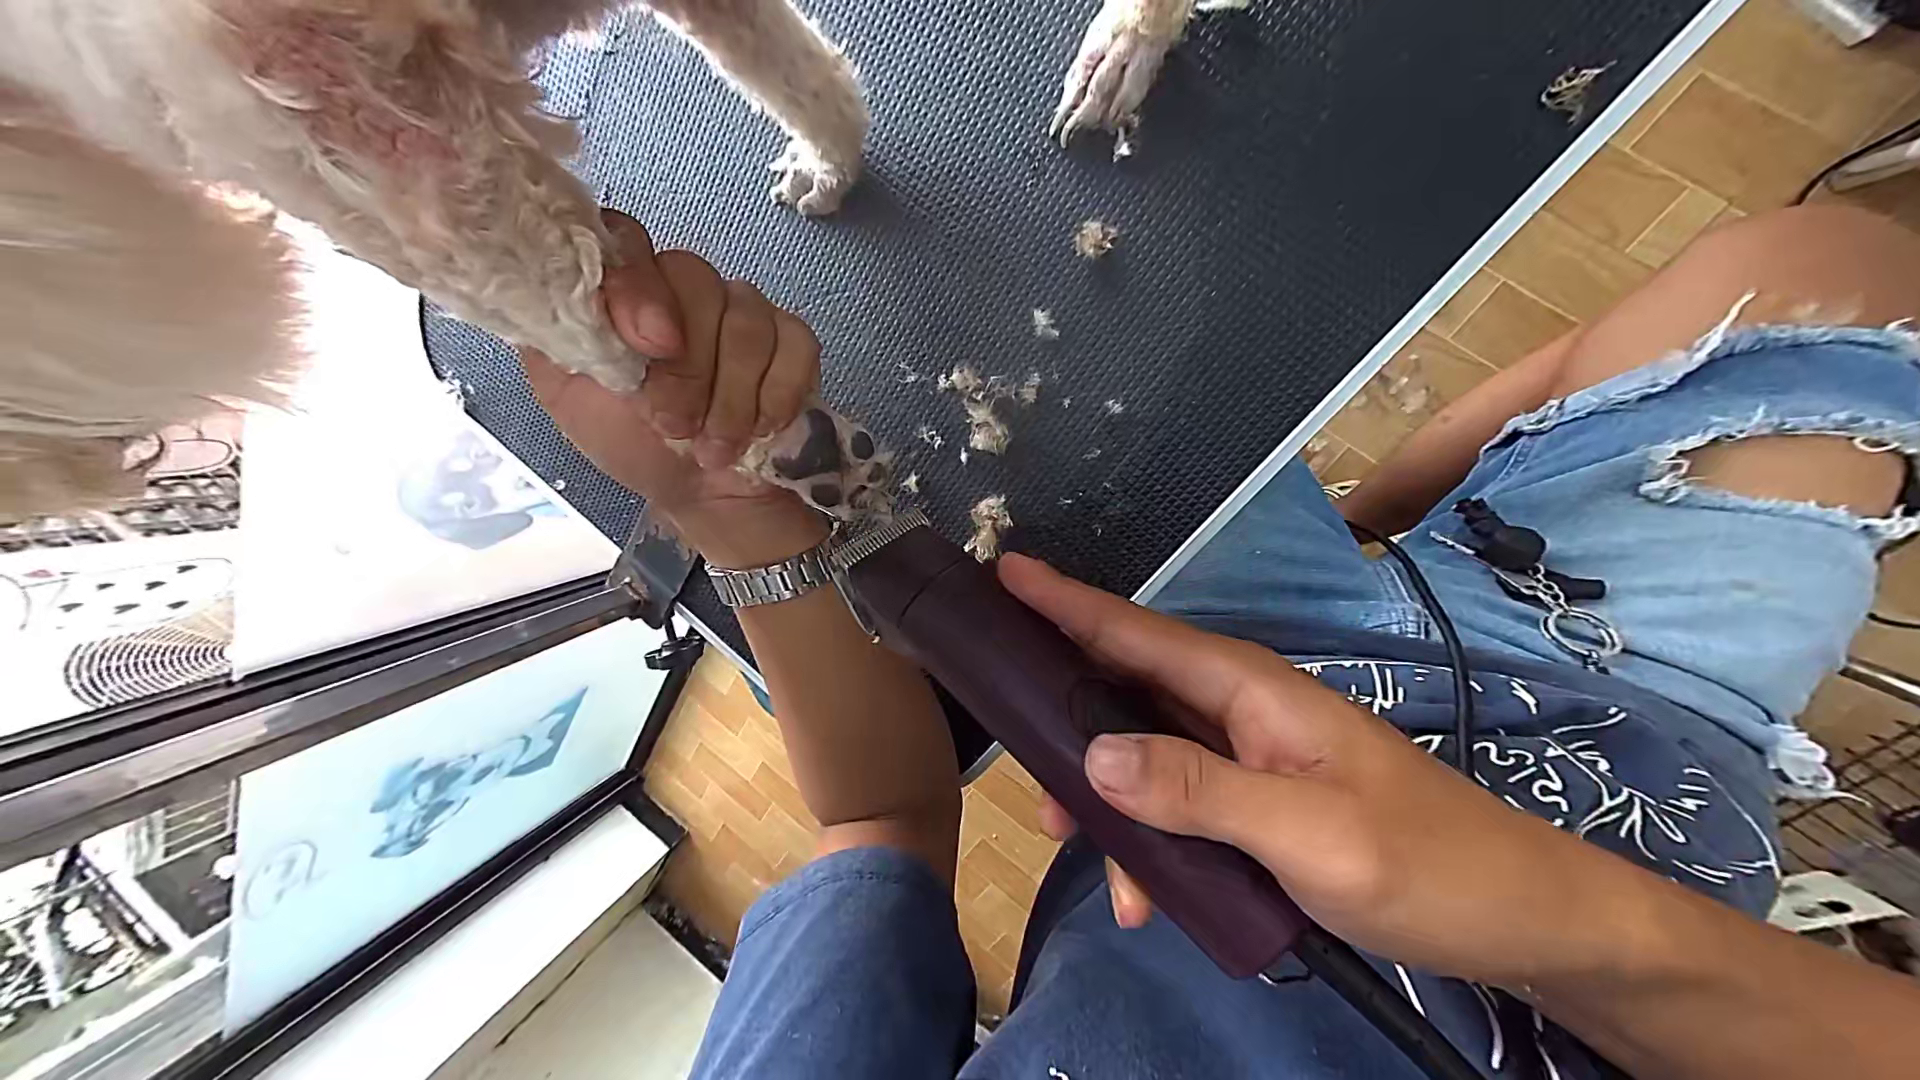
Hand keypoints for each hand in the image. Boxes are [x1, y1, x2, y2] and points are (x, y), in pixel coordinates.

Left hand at [519, 211, 827, 566]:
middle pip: (695, 277)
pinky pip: (796, 345)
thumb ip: (559, 335)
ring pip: (747, 321)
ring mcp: (746, 312)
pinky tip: (760, 429)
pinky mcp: (795, 344)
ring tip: (715, 446)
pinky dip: (776, 396)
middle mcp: (686, 290)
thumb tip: (560, 286)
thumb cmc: (638, 449)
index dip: (641, 285)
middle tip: (675, 426)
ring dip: (731, 398)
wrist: (706, 498)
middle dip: (689, 367)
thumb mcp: (571, 399)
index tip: (650, 346)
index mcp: (626, 294)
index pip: (629, 241)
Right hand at [998, 553, 1657, 991]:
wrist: (1514, 917)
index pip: (1132, 630)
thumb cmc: (1424, 861)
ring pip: (1132, 751)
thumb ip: (1199, 790)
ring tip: (1087, 857)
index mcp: (1240, 685)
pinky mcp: (1235, 791)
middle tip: (1025, 764)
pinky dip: (1142, 839)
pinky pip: (1163, 798)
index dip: (1064, 600)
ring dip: (1101, 801)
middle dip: (1062, 718)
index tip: (1006, 573)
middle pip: (1116, 688)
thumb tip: (1095, 756)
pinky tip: (1145, 895)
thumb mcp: (1309, 832)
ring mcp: (1229, 748)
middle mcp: (1224, 703)